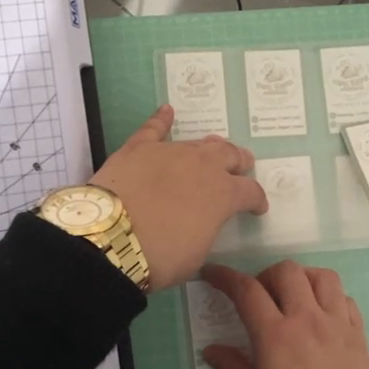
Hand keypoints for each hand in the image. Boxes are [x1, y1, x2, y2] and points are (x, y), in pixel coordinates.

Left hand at [90, 106, 267, 290]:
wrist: (112, 239)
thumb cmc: (161, 256)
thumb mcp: (197, 254)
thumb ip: (207, 229)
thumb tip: (202, 221)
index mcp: (223, 195)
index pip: (250, 191)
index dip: (256, 200)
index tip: (257, 207)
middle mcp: (202, 166)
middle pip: (229, 155)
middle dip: (238, 161)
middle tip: (241, 166)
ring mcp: (170, 152)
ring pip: (197, 143)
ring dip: (209, 147)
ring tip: (214, 148)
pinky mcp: (139, 148)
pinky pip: (153, 128)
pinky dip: (162, 119)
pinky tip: (167, 111)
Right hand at [201, 261, 368, 368]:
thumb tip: (211, 350)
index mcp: (275, 336)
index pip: (246, 291)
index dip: (225, 277)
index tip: (211, 274)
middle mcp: (307, 320)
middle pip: (286, 272)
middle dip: (266, 276)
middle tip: (258, 297)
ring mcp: (337, 323)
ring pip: (322, 276)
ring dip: (302, 279)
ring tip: (293, 298)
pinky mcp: (358, 334)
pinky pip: (345, 298)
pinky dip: (330, 297)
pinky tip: (320, 314)